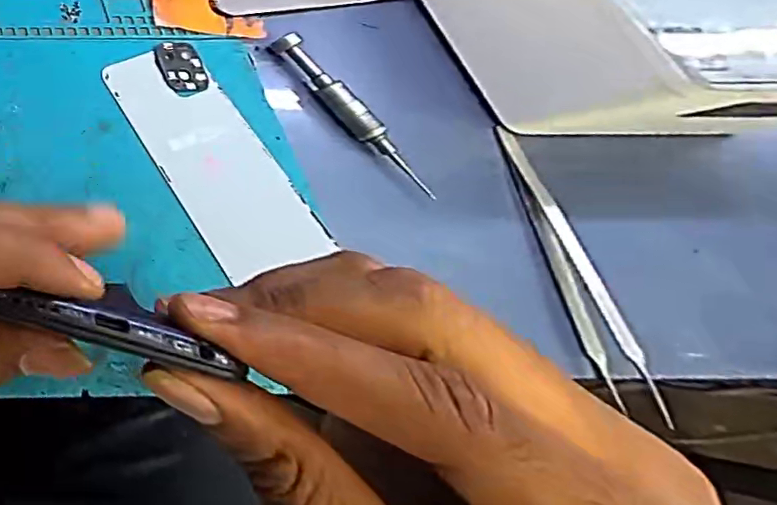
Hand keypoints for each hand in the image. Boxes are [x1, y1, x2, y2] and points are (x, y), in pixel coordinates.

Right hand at [143, 252, 715, 504]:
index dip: (305, 353)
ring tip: (225, 325)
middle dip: (291, 307)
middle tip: (200, 320)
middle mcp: (595, 430)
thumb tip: (181, 379)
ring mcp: (553, 392)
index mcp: (592, 503)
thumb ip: (293, 472)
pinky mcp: (501, 373)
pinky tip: (274, 335)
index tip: (198, 322)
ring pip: (399, 292)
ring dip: (295, 299)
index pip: (440, 398)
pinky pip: (399, 309)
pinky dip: (319, 311)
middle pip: (416, 311)